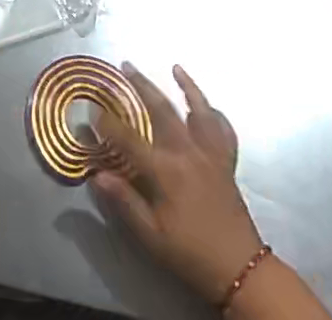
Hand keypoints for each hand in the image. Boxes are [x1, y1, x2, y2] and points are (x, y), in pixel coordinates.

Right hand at [90, 64, 260, 302]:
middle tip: (127, 66)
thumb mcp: (150, 234)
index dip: (110, 124)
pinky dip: (215, 113)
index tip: (93, 108)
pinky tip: (208, 106)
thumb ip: (124, 200)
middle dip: (143, 86)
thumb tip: (96, 174)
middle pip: (163, 111)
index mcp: (166, 171)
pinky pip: (223, 128)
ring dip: (186, 86)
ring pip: (198, 110)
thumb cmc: (188, 251)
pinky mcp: (227, 160)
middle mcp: (189, 152)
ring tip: (175, 67)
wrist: (237, 265)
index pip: (131, 140)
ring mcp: (211, 153)